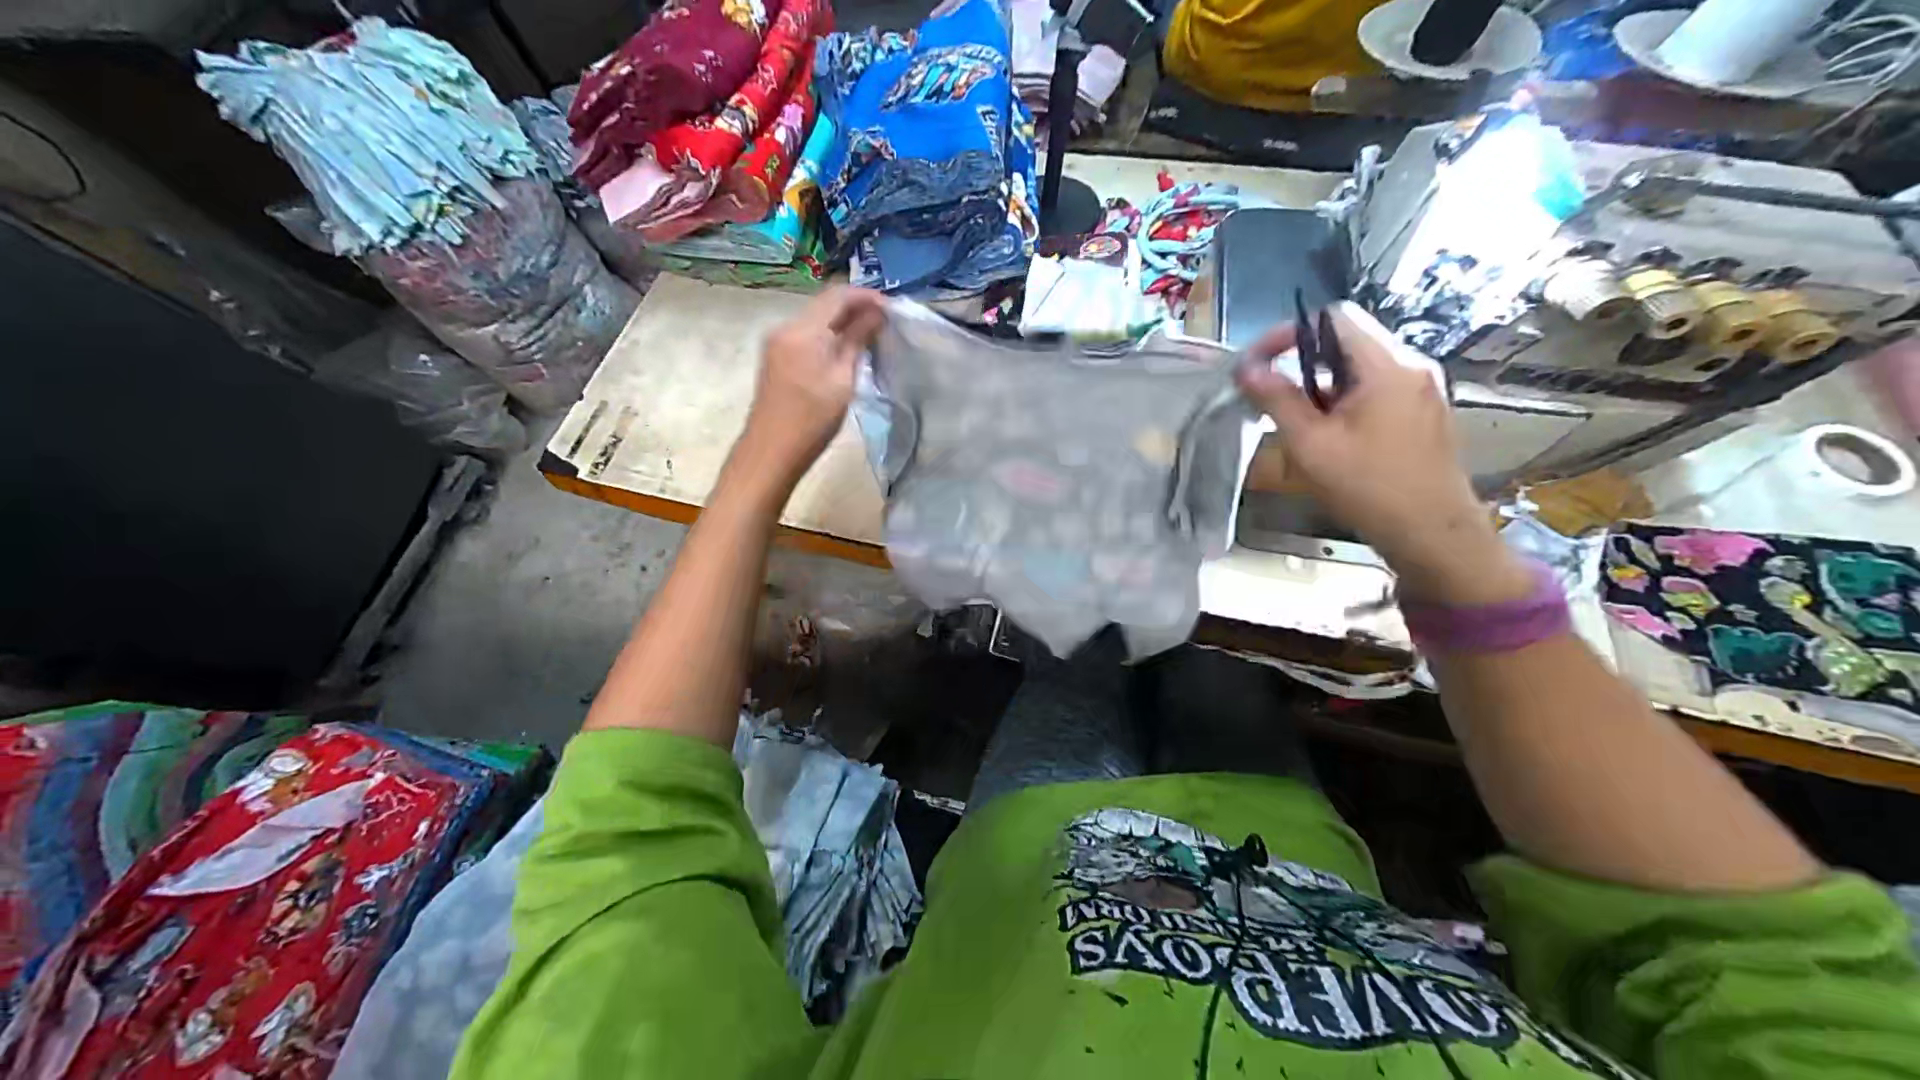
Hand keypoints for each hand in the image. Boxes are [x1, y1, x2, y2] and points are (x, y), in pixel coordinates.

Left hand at [740, 287, 886, 483]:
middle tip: (886, 321)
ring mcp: (777, 342)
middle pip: (825, 304)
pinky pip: (807, 334)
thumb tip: (876, 314)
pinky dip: (828, 335)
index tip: (892, 308)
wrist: (771, 452)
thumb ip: (857, 341)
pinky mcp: (776, 356)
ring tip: (871, 334)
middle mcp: (785, 327)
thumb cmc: (812, 420)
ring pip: (816, 319)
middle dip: (856, 307)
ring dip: (843, 321)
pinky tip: (846, 348)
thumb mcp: (843, 380)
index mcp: (802, 330)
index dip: (867, 296)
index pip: (838, 295)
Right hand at [1235, 302, 1530, 604]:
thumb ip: (1277, 400)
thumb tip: (1247, 369)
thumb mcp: (1310, 444)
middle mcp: (1411, 366)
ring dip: (1322, 386)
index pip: (1334, 318)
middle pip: (1347, 341)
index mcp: (1386, 365)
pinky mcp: (1424, 412)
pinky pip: (1376, 389)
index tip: (1259, 362)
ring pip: (1359, 368)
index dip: (1289, 332)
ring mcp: (1422, 389)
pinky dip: (1345, 401)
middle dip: (1302, 364)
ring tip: (1300, 425)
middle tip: (1273, 397)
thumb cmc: (1368, 487)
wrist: (1432, 533)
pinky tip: (1332, 438)